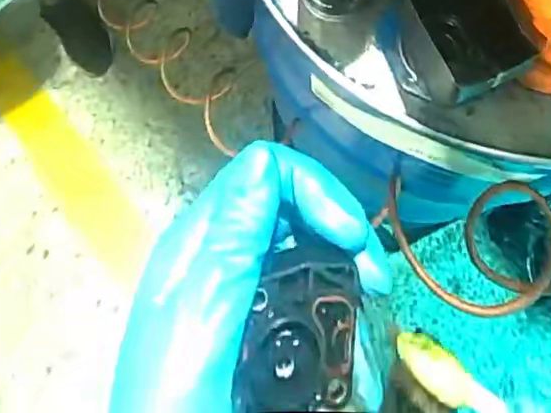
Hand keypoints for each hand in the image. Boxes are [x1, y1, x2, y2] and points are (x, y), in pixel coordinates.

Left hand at [110, 141, 390, 412]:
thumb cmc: (174, 405)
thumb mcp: (198, 318)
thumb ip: (228, 241)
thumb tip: (263, 161)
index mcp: (203, 241)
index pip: (264, 170)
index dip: (314, 189)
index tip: (352, 239)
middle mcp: (227, 259)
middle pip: (299, 211)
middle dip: (345, 241)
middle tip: (376, 288)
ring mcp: (251, 299)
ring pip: (318, 263)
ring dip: (353, 298)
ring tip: (363, 353)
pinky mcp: (271, 338)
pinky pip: (321, 313)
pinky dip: (347, 336)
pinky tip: (354, 376)